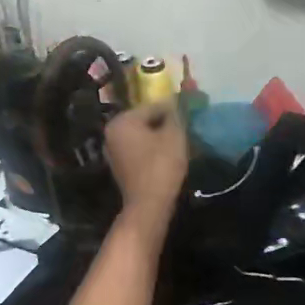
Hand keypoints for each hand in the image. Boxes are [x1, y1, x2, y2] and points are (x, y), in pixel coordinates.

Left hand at [104, 102, 187, 222]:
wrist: (148, 205)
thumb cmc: (161, 166)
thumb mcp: (174, 135)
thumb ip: (177, 113)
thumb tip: (180, 99)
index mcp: (122, 121)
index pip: (153, 106)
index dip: (175, 109)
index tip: (191, 113)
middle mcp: (112, 132)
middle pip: (146, 121)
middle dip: (167, 124)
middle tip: (187, 130)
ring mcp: (114, 151)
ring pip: (144, 136)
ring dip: (161, 137)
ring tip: (181, 143)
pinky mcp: (121, 167)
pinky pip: (140, 150)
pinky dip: (154, 150)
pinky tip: (168, 157)